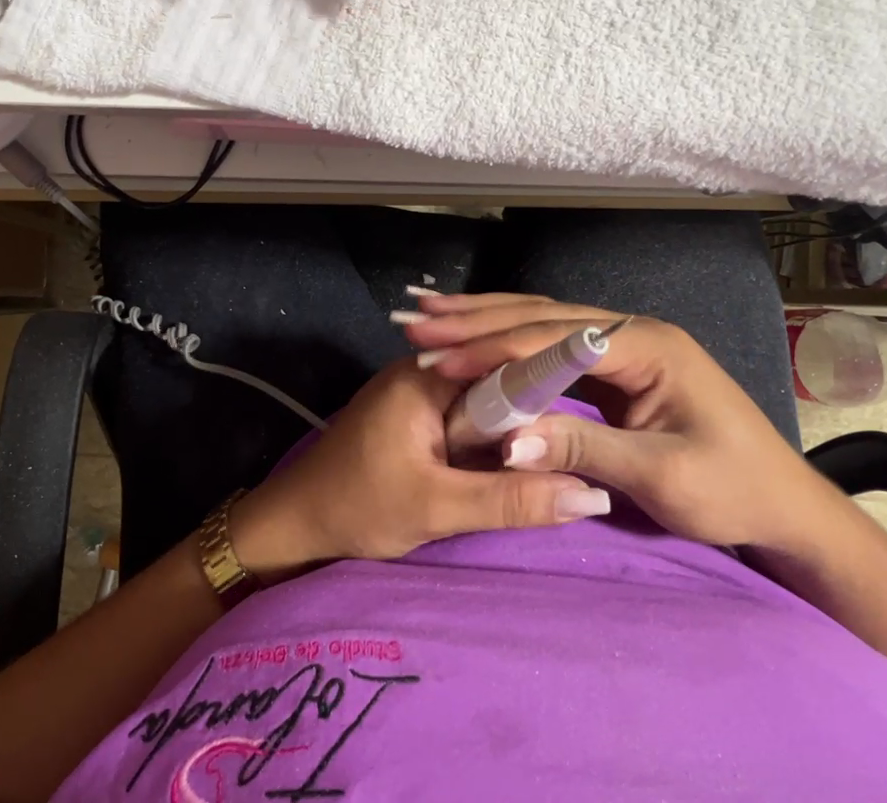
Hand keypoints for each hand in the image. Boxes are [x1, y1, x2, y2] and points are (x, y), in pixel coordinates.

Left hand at [228, 357, 611, 574]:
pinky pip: (467, 421)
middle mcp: (423, 373)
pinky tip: (509, 466)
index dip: (549, 389)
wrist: (293, 523)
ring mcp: (416, 395)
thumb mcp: (437, 509)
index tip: (586, 425)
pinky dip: (488, 444)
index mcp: (425, 377)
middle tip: (571, 455)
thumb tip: (592, 495)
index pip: (506, 362)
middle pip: (500, 383)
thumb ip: (512, 500)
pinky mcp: (414, 419)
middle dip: (533, 419)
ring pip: (486, 406)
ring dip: (512, 435)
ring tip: (552, 462)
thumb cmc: (356, 508)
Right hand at [402, 294, 844, 549]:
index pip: (554, 337)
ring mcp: (626, 345)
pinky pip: (549, 344)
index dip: (491, 348)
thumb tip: (507, 439)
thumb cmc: (734, 491)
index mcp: (650, 347)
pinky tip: (472, 336)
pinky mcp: (616, 366)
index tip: (436, 361)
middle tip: (416, 325)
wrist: (784, 508)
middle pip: (541, 316)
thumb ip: (585, 449)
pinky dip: (505, 340)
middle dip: (476, 321)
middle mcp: (635, 332)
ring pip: (541, 321)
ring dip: (483, 321)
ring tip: (428, 318)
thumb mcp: (662, 477)